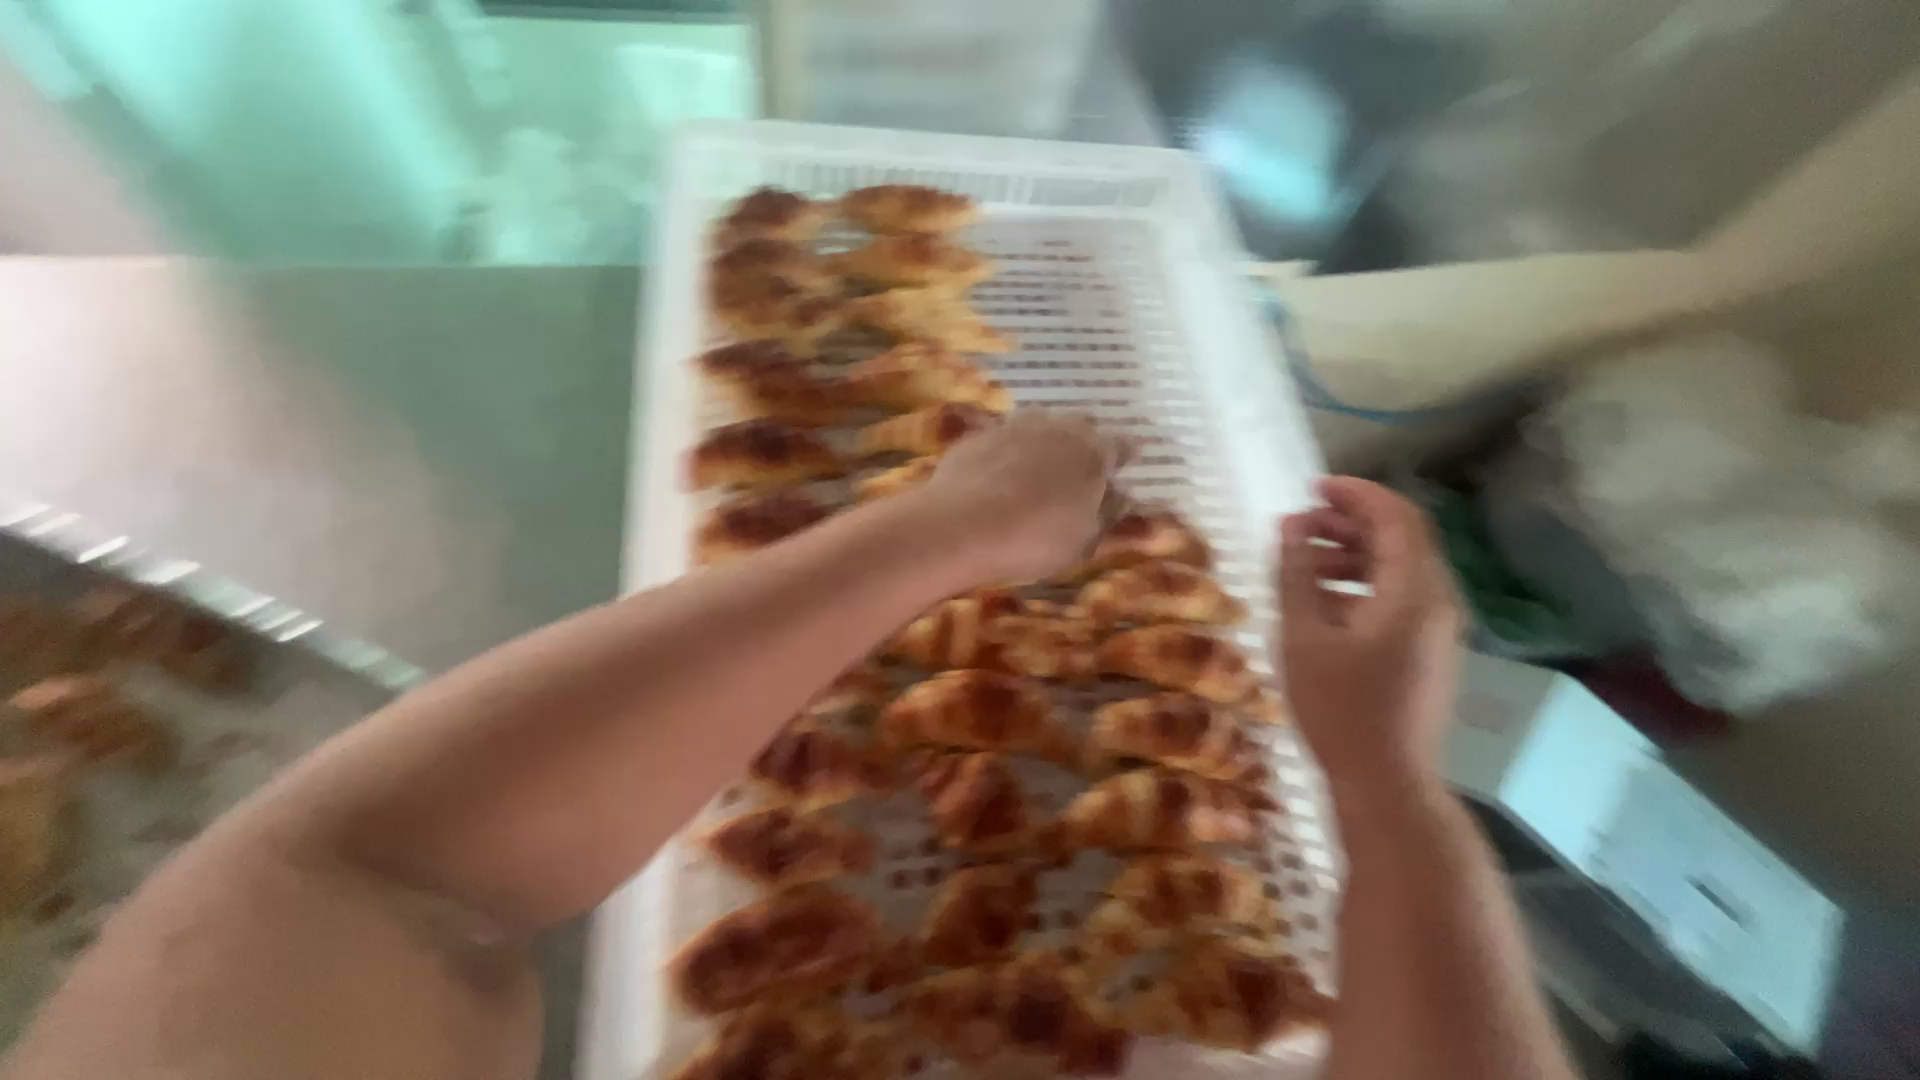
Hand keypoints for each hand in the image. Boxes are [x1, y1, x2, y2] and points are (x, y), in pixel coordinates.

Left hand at [916, 411, 1120, 583]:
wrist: (962, 526)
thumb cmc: (1035, 539)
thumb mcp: (1084, 539)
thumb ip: (1108, 513)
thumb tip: (1122, 495)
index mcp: (1093, 453)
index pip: (1122, 446)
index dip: (1125, 456)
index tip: (1128, 463)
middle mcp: (1058, 428)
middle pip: (1081, 426)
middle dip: (1085, 443)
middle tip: (1081, 467)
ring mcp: (1015, 426)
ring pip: (1040, 425)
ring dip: (1045, 441)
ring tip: (1039, 467)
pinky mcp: (979, 435)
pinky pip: (1004, 437)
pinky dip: (1008, 451)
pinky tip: (1000, 473)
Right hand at [1277, 477, 1462, 800]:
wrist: (1387, 780)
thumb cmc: (1339, 708)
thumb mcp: (1302, 635)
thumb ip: (1296, 572)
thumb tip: (1290, 523)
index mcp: (1415, 591)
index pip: (1397, 516)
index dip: (1355, 493)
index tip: (1310, 488)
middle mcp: (1439, 601)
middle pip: (1402, 539)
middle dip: (1349, 522)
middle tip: (1298, 524)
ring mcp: (1440, 628)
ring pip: (1400, 569)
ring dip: (1353, 554)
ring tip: (1302, 561)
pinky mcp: (1430, 650)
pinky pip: (1400, 597)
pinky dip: (1363, 584)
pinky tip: (1322, 602)